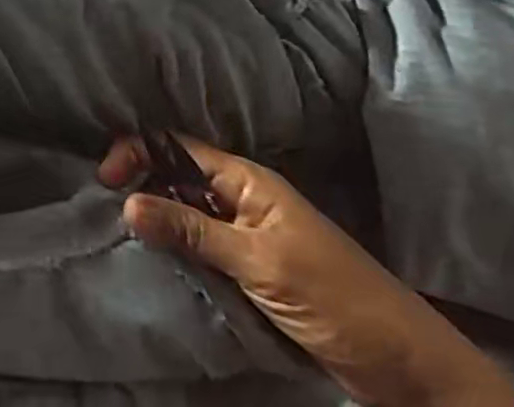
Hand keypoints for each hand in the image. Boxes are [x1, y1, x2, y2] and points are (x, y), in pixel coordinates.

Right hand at [100, 135, 513, 406]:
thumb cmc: (336, 298)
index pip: (178, 147)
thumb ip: (192, 230)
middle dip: (141, 183)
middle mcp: (242, 199)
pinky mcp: (251, 267)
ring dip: (156, 217)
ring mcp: (247, 233)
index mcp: (247, 181)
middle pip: (177, 175)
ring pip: (186, 210)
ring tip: (122, 233)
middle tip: (106, 208)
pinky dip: (175, 246)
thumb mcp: (259, 262)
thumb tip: (126, 203)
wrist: (407, 367)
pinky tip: (156, 257)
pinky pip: (200, 244)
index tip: (105, 179)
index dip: (138, 152)